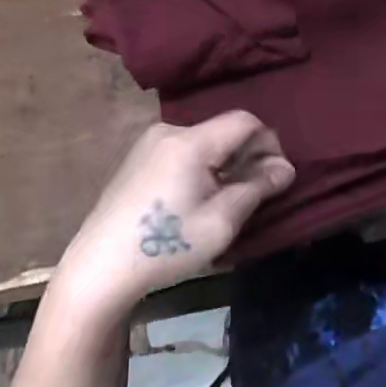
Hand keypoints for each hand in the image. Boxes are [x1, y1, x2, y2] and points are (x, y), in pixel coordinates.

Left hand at [52, 113, 293, 318]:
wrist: (100, 266)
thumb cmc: (166, 246)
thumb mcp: (221, 222)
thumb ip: (256, 188)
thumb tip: (285, 168)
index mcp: (190, 141)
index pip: (244, 120)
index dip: (269, 143)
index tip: (276, 178)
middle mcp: (168, 131)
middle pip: (222, 130)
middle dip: (247, 156)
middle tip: (254, 195)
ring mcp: (148, 143)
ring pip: (203, 141)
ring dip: (223, 163)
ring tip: (224, 201)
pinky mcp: (136, 158)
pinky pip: (182, 151)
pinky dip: (200, 167)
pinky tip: (193, 201)